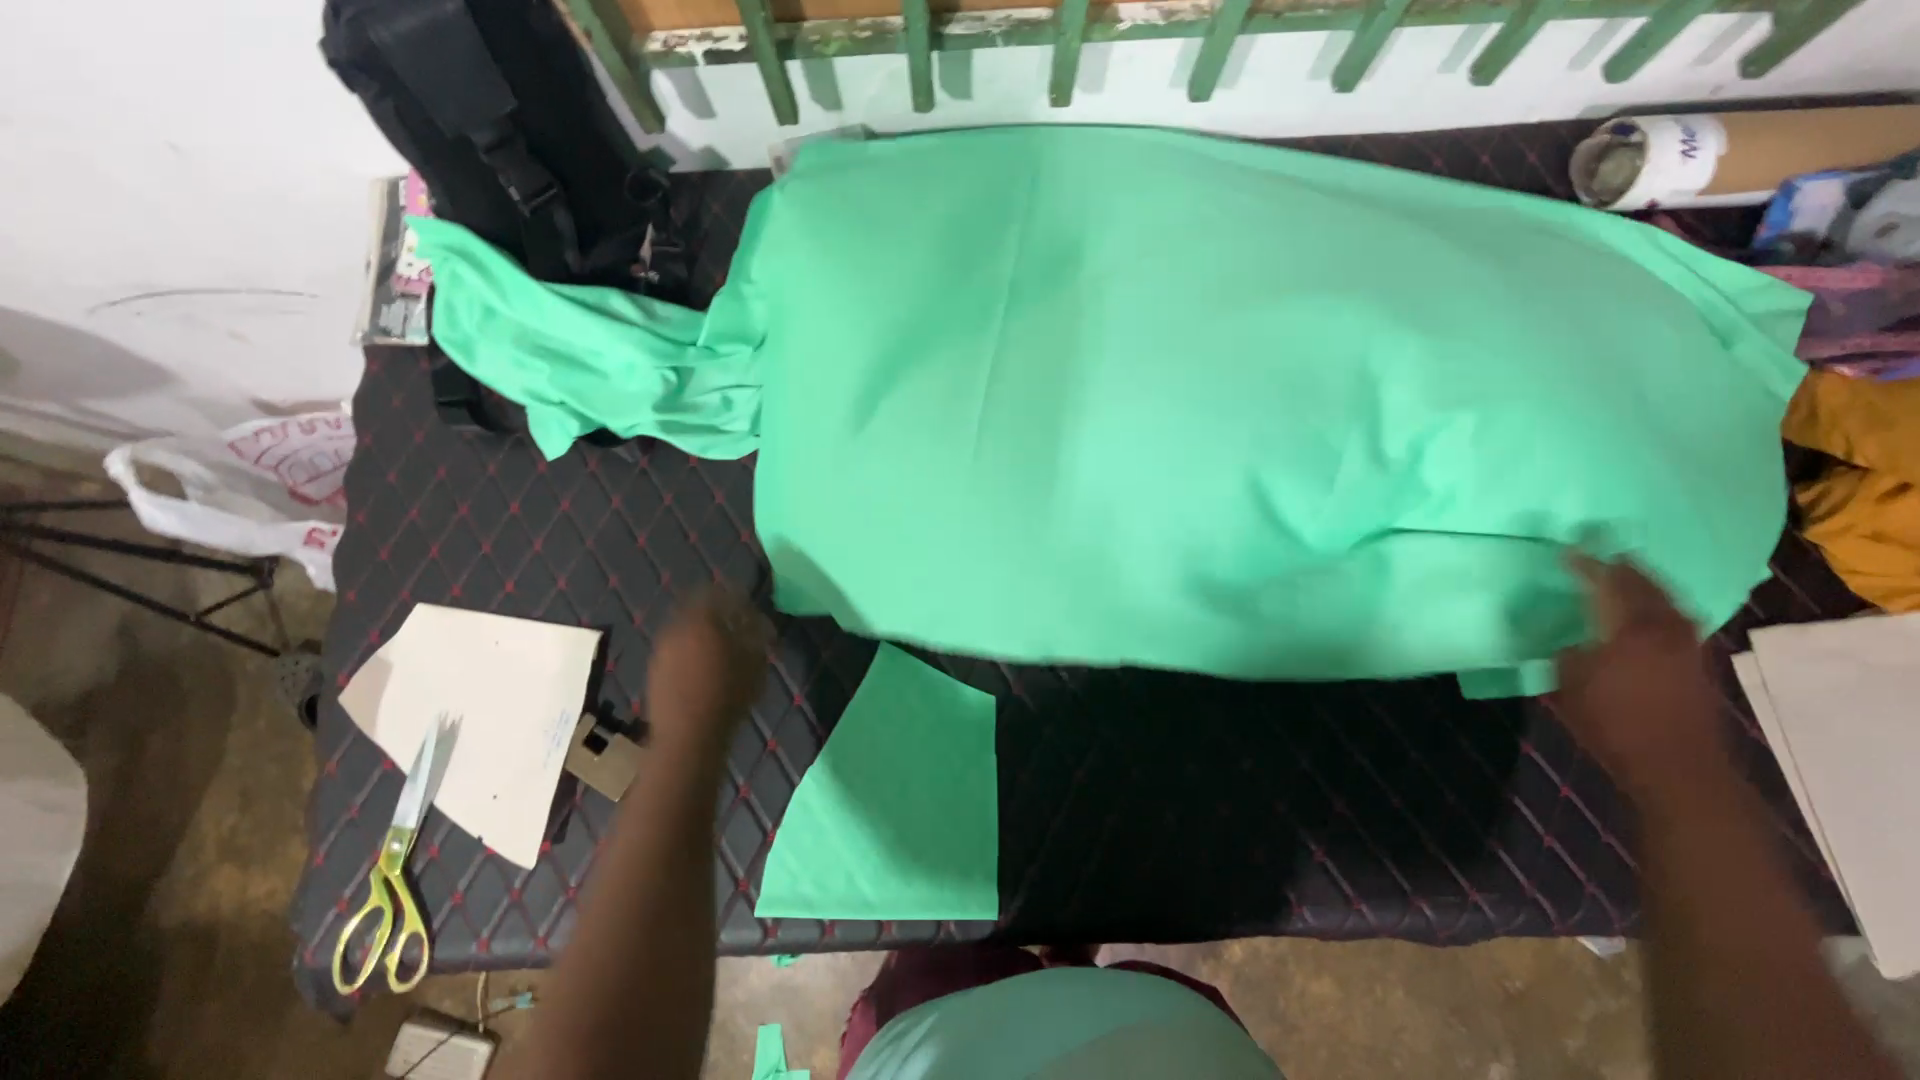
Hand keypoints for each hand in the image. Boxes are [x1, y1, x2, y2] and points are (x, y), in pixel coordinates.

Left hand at [645, 586, 773, 752]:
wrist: (688, 736)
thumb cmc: (728, 696)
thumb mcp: (755, 663)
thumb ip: (756, 635)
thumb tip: (757, 622)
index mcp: (702, 619)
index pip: (720, 593)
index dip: (738, 598)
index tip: (750, 609)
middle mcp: (676, 627)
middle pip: (697, 609)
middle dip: (717, 614)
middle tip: (735, 627)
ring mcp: (661, 649)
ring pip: (684, 630)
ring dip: (702, 634)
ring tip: (720, 650)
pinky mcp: (654, 670)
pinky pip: (675, 650)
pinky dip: (689, 651)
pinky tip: (702, 669)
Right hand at [1554, 554, 1725, 802]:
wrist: (1675, 765)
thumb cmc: (1612, 724)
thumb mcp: (1569, 686)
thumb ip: (1568, 654)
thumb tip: (1572, 641)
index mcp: (1627, 626)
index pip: (1605, 581)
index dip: (1585, 564)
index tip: (1568, 551)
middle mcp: (1662, 626)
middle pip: (1644, 583)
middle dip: (1622, 567)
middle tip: (1602, 556)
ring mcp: (1686, 643)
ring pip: (1666, 599)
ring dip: (1646, 584)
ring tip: (1627, 577)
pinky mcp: (1697, 661)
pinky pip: (1676, 617)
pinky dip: (1660, 605)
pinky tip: (1648, 611)